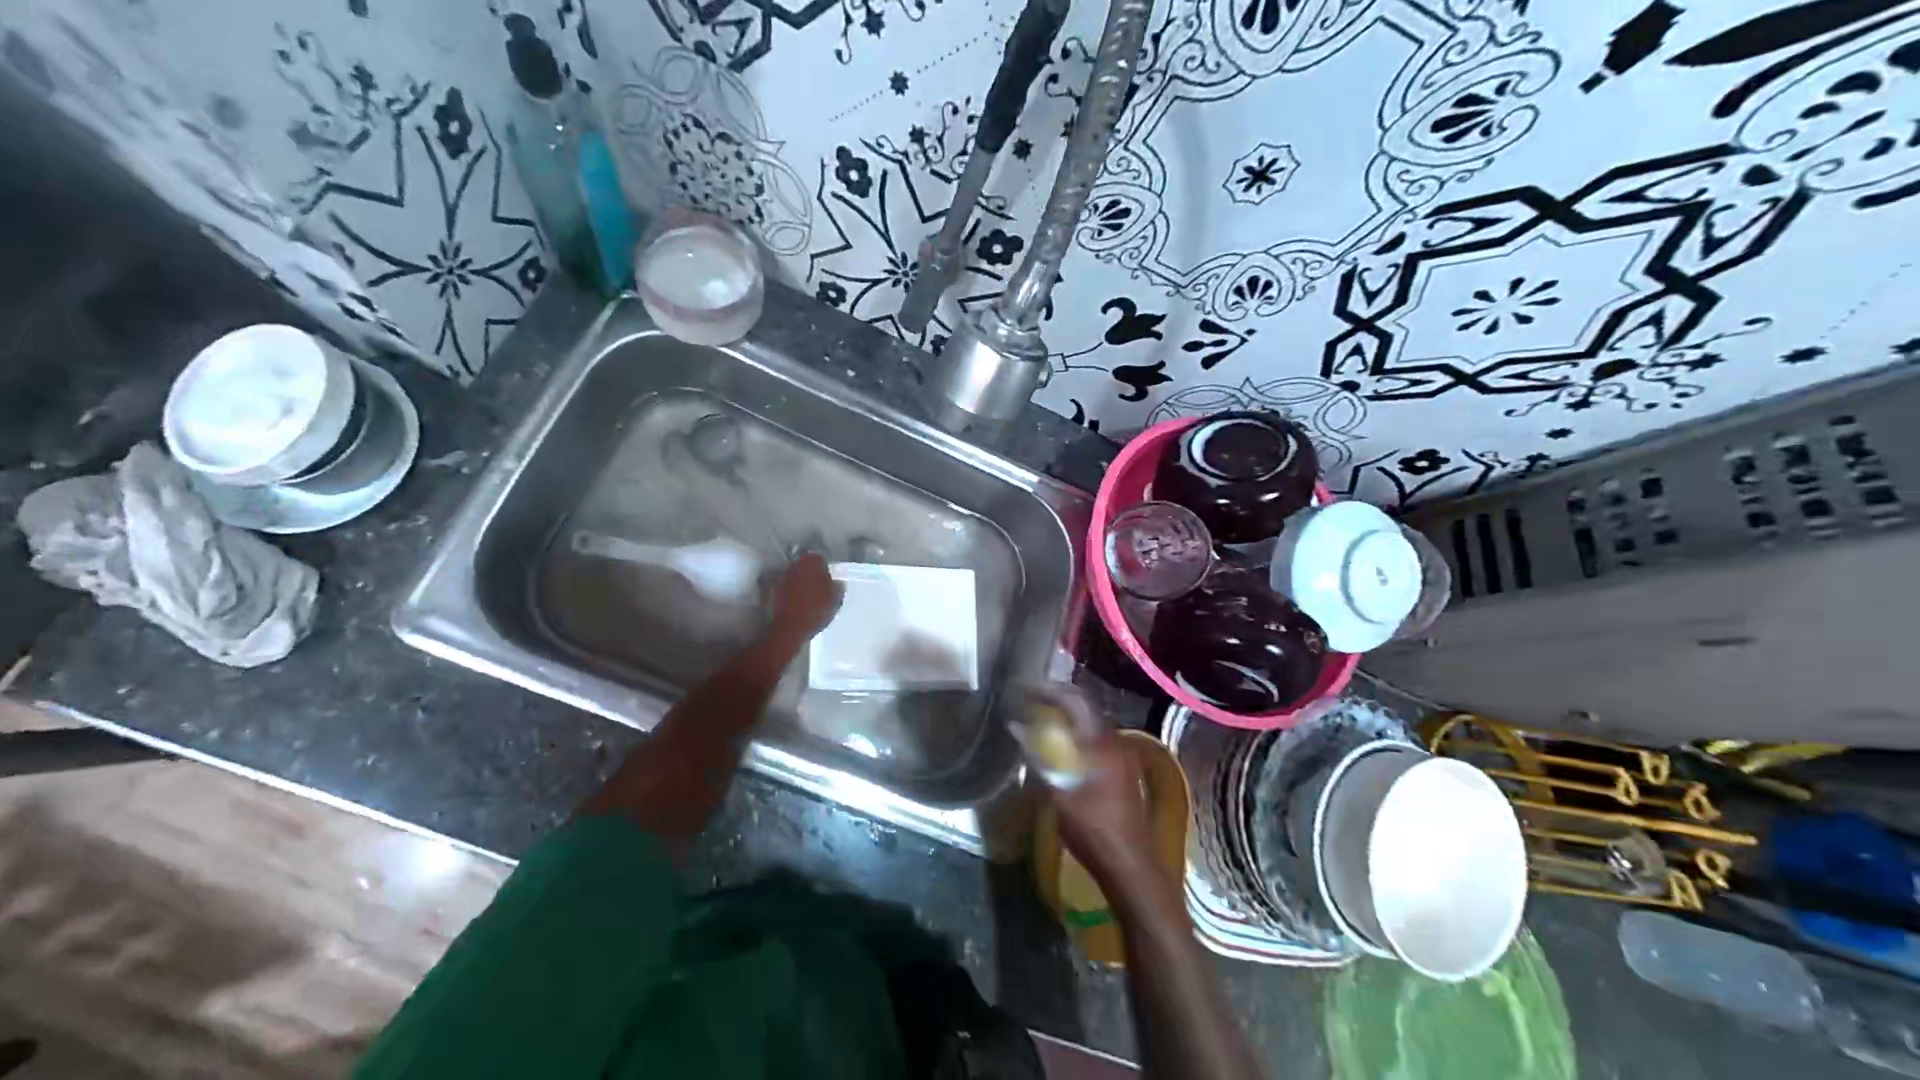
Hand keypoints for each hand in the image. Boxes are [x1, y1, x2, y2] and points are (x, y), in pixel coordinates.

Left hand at [767, 553, 840, 647]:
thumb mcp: (835, 599)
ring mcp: (782, 576)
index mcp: (812, 562)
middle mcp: (795, 564)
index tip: (829, 580)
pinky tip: (797, 602)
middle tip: (819, 588)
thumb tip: (836, 582)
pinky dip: (792, 591)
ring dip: (801, 582)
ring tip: (808, 596)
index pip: (820, 559)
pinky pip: (787, 587)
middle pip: (806, 565)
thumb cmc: (817, 609)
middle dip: (812, 574)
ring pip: (795, 576)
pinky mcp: (773, 589)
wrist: (790, 627)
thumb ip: (837, 587)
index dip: (825, 569)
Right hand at [1030, 687, 1154, 877]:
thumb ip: (1040, 755)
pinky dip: (1074, 737)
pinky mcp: (1122, 773)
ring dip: (1065, 720)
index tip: (1025, 689)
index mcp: (1103, 742)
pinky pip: (1094, 742)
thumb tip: (1018, 727)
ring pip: (1089, 727)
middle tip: (1028, 703)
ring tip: (1038, 722)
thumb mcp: (1059, 792)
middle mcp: (1117, 742)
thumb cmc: (1094, 829)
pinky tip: (1058, 749)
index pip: (1075, 700)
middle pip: (1084, 710)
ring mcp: (1123, 758)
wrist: (1131, 867)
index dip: (1049, 691)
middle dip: (1055, 703)